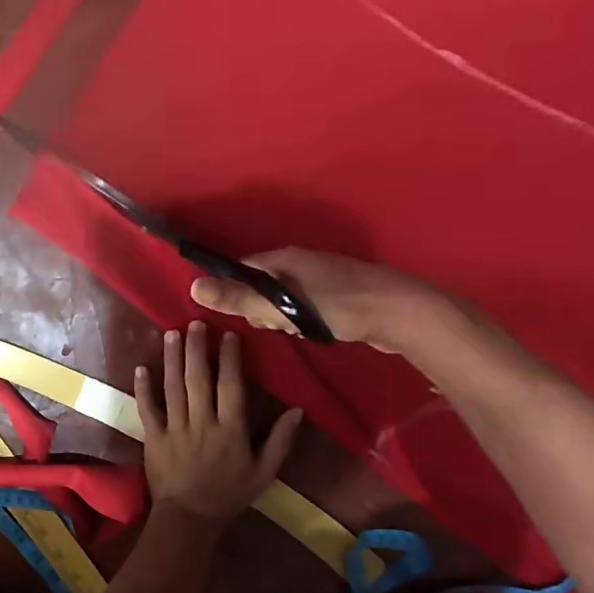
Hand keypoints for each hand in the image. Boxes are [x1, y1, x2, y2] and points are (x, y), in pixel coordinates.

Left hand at [135, 321, 301, 524]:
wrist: (190, 519)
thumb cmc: (230, 494)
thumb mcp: (264, 472)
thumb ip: (281, 441)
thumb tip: (298, 410)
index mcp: (231, 430)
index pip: (231, 386)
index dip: (230, 358)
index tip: (229, 335)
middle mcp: (202, 423)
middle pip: (199, 379)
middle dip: (197, 348)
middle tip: (196, 323)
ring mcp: (174, 429)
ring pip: (173, 388)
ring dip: (172, 359)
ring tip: (172, 333)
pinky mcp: (153, 438)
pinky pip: (147, 409)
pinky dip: (144, 388)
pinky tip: (141, 366)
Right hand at [189, 248, 441, 352]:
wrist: (399, 313)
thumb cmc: (337, 306)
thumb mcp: (282, 305)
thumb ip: (240, 298)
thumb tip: (194, 286)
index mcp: (285, 258)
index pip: (243, 269)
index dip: (233, 291)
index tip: (237, 314)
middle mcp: (302, 262)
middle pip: (263, 285)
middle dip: (261, 308)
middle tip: (273, 326)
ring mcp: (323, 278)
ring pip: (286, 298)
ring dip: (283, 317)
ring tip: (295, 332)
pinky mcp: (340, 295)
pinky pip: (307, 306)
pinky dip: (303, 320)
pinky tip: (312, 333)